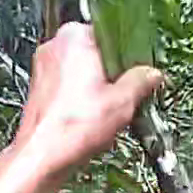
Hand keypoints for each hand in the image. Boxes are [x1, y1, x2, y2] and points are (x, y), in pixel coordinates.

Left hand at [13, 23, 163, 178]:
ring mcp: (44, 66)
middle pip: (97, 54)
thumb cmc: (75, 127)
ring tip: (107, 113)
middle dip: (113, 75)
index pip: (113, 35)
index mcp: (76, 36)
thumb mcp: (123, 102)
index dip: (130, 58)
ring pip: (82, 71)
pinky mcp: (39, 88)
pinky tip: (90, 119)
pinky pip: (68, 86)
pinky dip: (81, 99)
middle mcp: (56, 45)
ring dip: (98, 89)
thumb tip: (152, 74)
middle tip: (127, 97)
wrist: (41, 157)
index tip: (141, 74)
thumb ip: (141, 82)